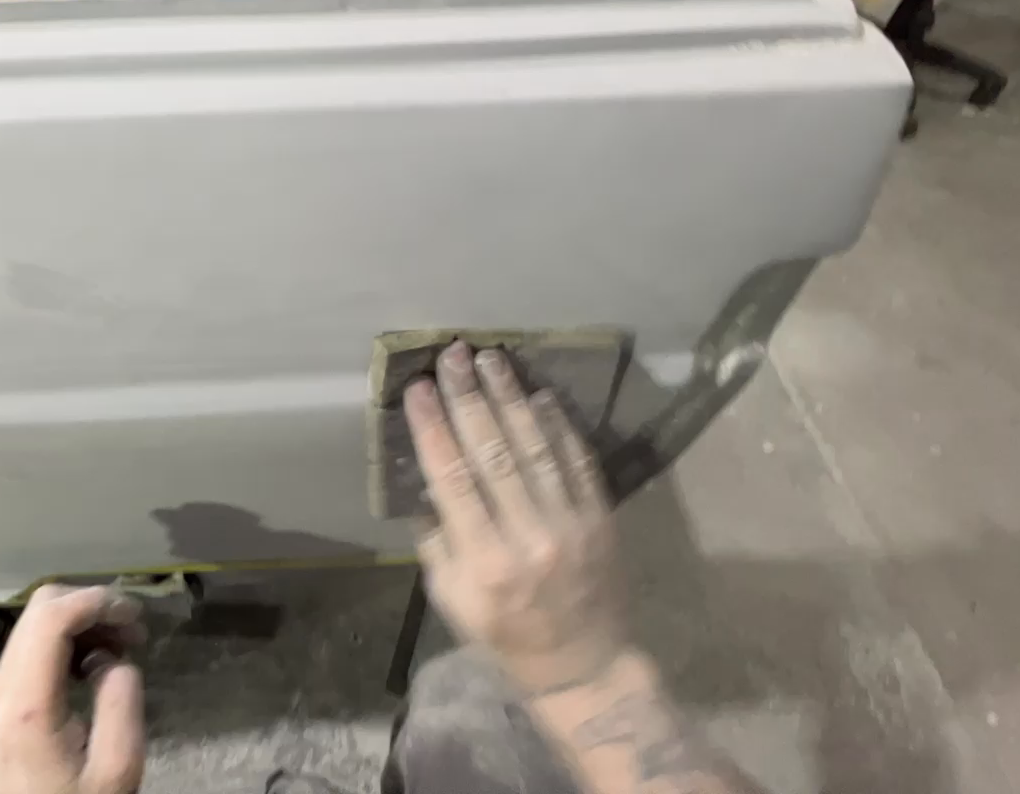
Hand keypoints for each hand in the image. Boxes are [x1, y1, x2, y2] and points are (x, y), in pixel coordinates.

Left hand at [0, 585, 147, 793]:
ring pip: (37, 622)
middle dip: (93, 606)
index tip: (136, 618)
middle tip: (133, 632)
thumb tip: (113, 659)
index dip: (98, 601)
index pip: (52, 616)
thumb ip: (121, 698)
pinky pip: (33, 647)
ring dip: (83, 621)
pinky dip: (69, 640)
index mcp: (25, 705)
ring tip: (122, 648)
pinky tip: (96, 666)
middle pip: (42, 607)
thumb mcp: (118, 767)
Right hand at [406, 342, 633, 694]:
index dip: (433, 427)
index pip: (451, 478)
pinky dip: (559, 424)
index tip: (419, 387)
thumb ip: (435, 537)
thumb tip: (422, 477)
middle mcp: (527, 535)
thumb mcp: (450, 598)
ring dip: (511, 397)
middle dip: (470, 396)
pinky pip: (577, 460)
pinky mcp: (600, 517)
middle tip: (454, 353)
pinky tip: (540, 393)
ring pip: (536, 446)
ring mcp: (570, 523)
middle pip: (493, 452)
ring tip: (492, 358)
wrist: (585, 665)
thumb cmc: (504, 633)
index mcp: (483, 560)